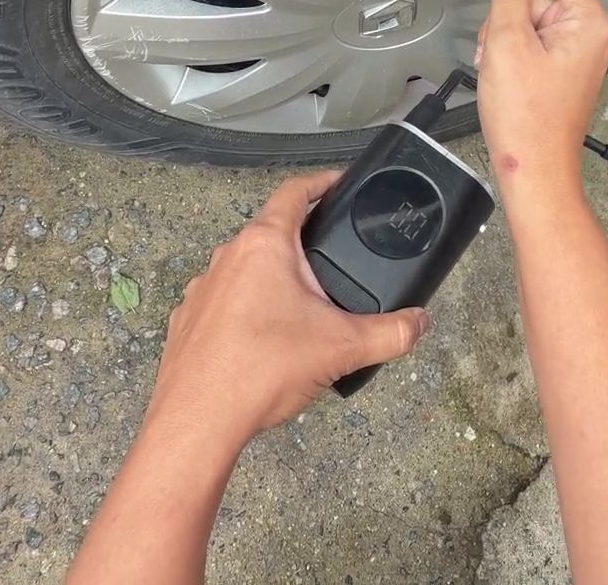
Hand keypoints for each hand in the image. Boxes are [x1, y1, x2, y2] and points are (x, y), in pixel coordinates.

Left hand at [150, 172, 429, 440]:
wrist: (197, 424)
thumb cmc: (266, 368)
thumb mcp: (342, 348)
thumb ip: (391, 333)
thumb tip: (421, 322)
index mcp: (264, 244)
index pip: (295, 192)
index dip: (322, 182)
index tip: (341, 184)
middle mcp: (228, 256)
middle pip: (271, 230)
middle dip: (303, 239)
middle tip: (335, 256)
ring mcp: (201, 288)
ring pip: (245, 266)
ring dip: (273, 274)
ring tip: (303, 303)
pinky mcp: (186, 321)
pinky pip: (223, 299)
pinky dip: (246, 306)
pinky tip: (264, 337)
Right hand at [475, 0, 607, 187]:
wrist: (533, 168)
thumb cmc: (528, 117)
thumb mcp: (508, 44)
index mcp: (588, 22)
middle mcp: (589, 34)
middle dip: (506, 17)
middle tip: (497, 53)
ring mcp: (575, 54)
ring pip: (525, 21)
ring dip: (502, 40)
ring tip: (501, 74)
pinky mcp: (561, 70)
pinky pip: (528, 44)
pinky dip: (508, 55)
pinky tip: (503, 81)